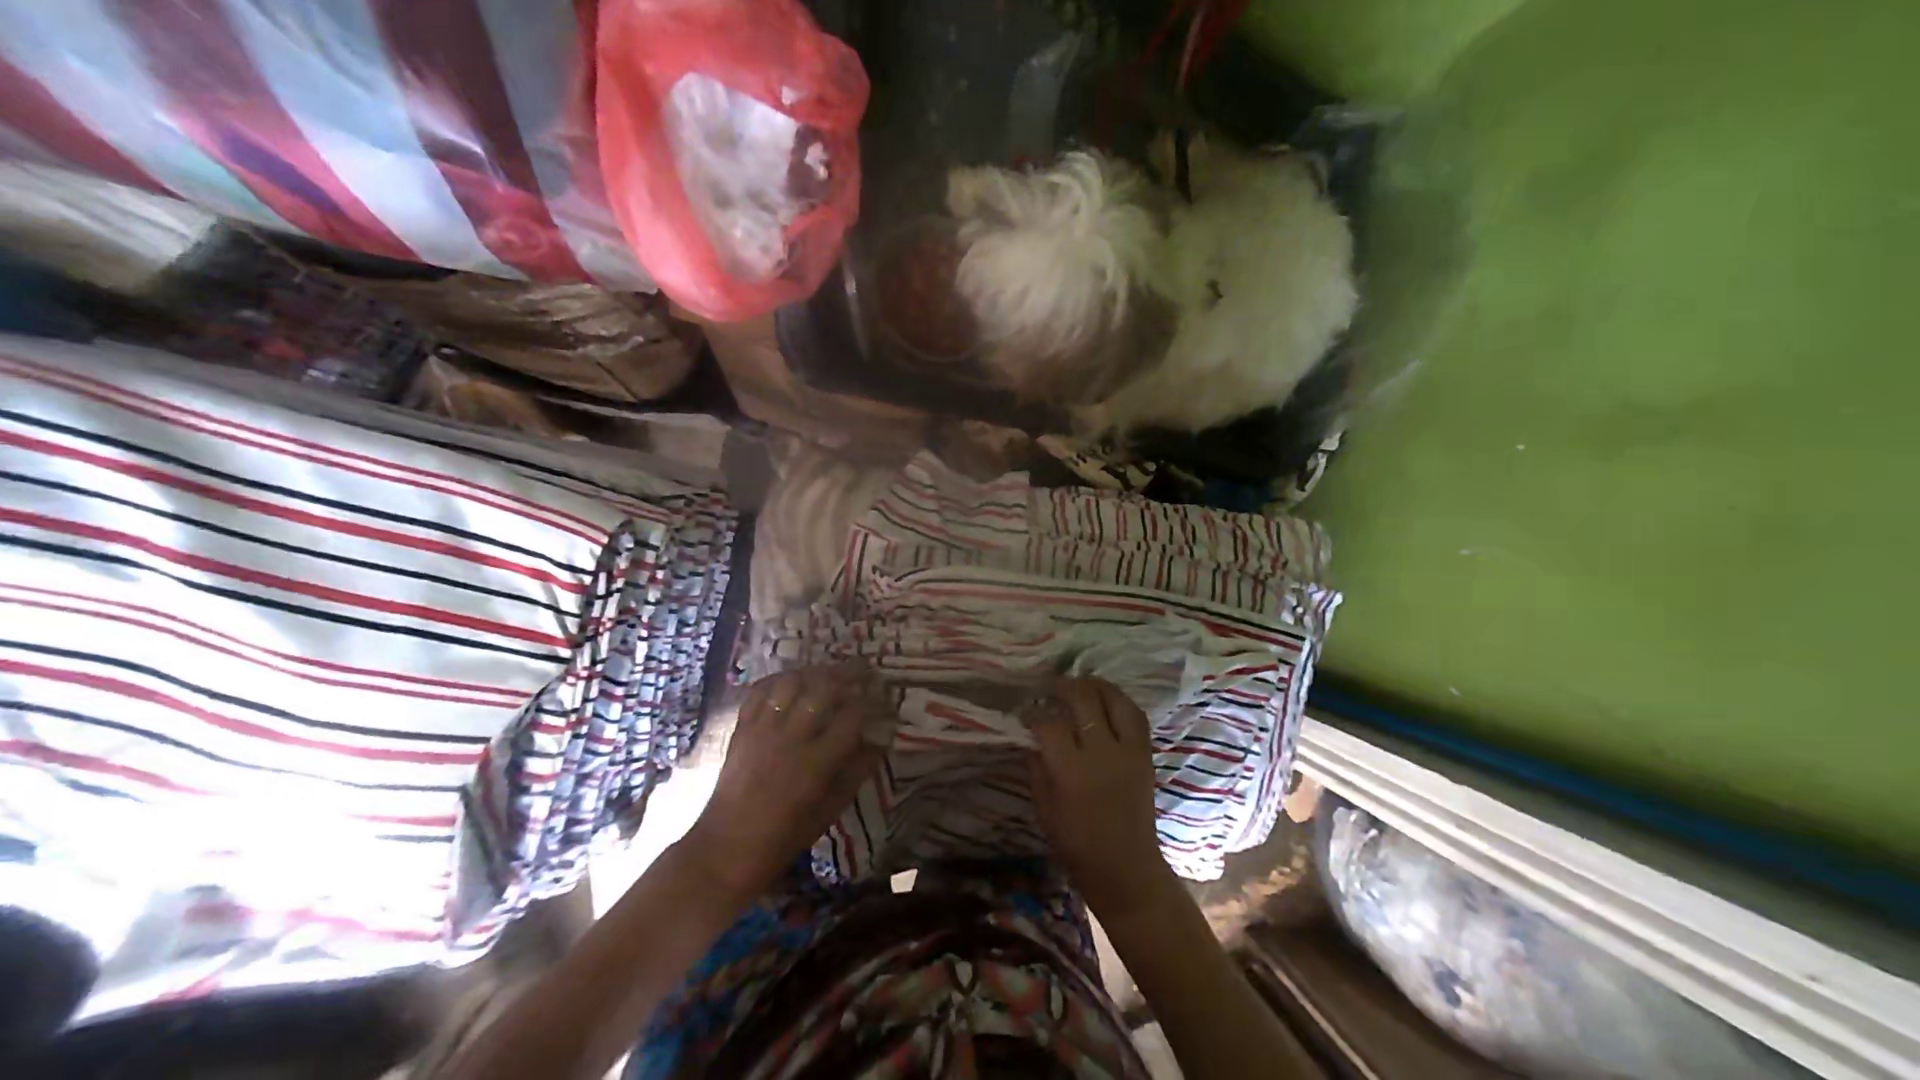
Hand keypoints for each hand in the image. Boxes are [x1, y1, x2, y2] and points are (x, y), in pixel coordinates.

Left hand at [686, 666, 891, 895]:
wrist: (728, 846)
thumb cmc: (785, 835)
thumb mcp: (830, 810)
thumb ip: (856, 772)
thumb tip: (878, 741)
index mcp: (816, 763)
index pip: (851, 717)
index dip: (870, 701)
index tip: (882, 694)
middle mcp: (790, 738)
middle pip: (822, 689)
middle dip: (847, 674)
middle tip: (862, 668)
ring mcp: (762, 729)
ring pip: (791, 682)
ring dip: (813, 671)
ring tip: (828, 671)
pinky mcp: (742, 727)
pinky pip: (760, 690)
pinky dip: (778, 679)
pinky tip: (792, 680)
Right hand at [1026, 678, 1179, 920]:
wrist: (1126, 868)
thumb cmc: (1076, 844)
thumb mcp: (1043, 807)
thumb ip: (1037, 768)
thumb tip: (1031, 738)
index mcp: (1071, 769)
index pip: (1049, 723)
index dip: (1033, 713)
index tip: (1025, 713)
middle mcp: (1102, 752)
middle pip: (1084, 699)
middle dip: (1063, 687)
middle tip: (1050, 687)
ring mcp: (1128, 751)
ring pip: (1115, 700)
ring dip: (1095, 686)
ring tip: (1080, 684)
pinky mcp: (1145, 755)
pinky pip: (1135, 716)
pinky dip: (1119, 702)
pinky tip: (1105, 701)